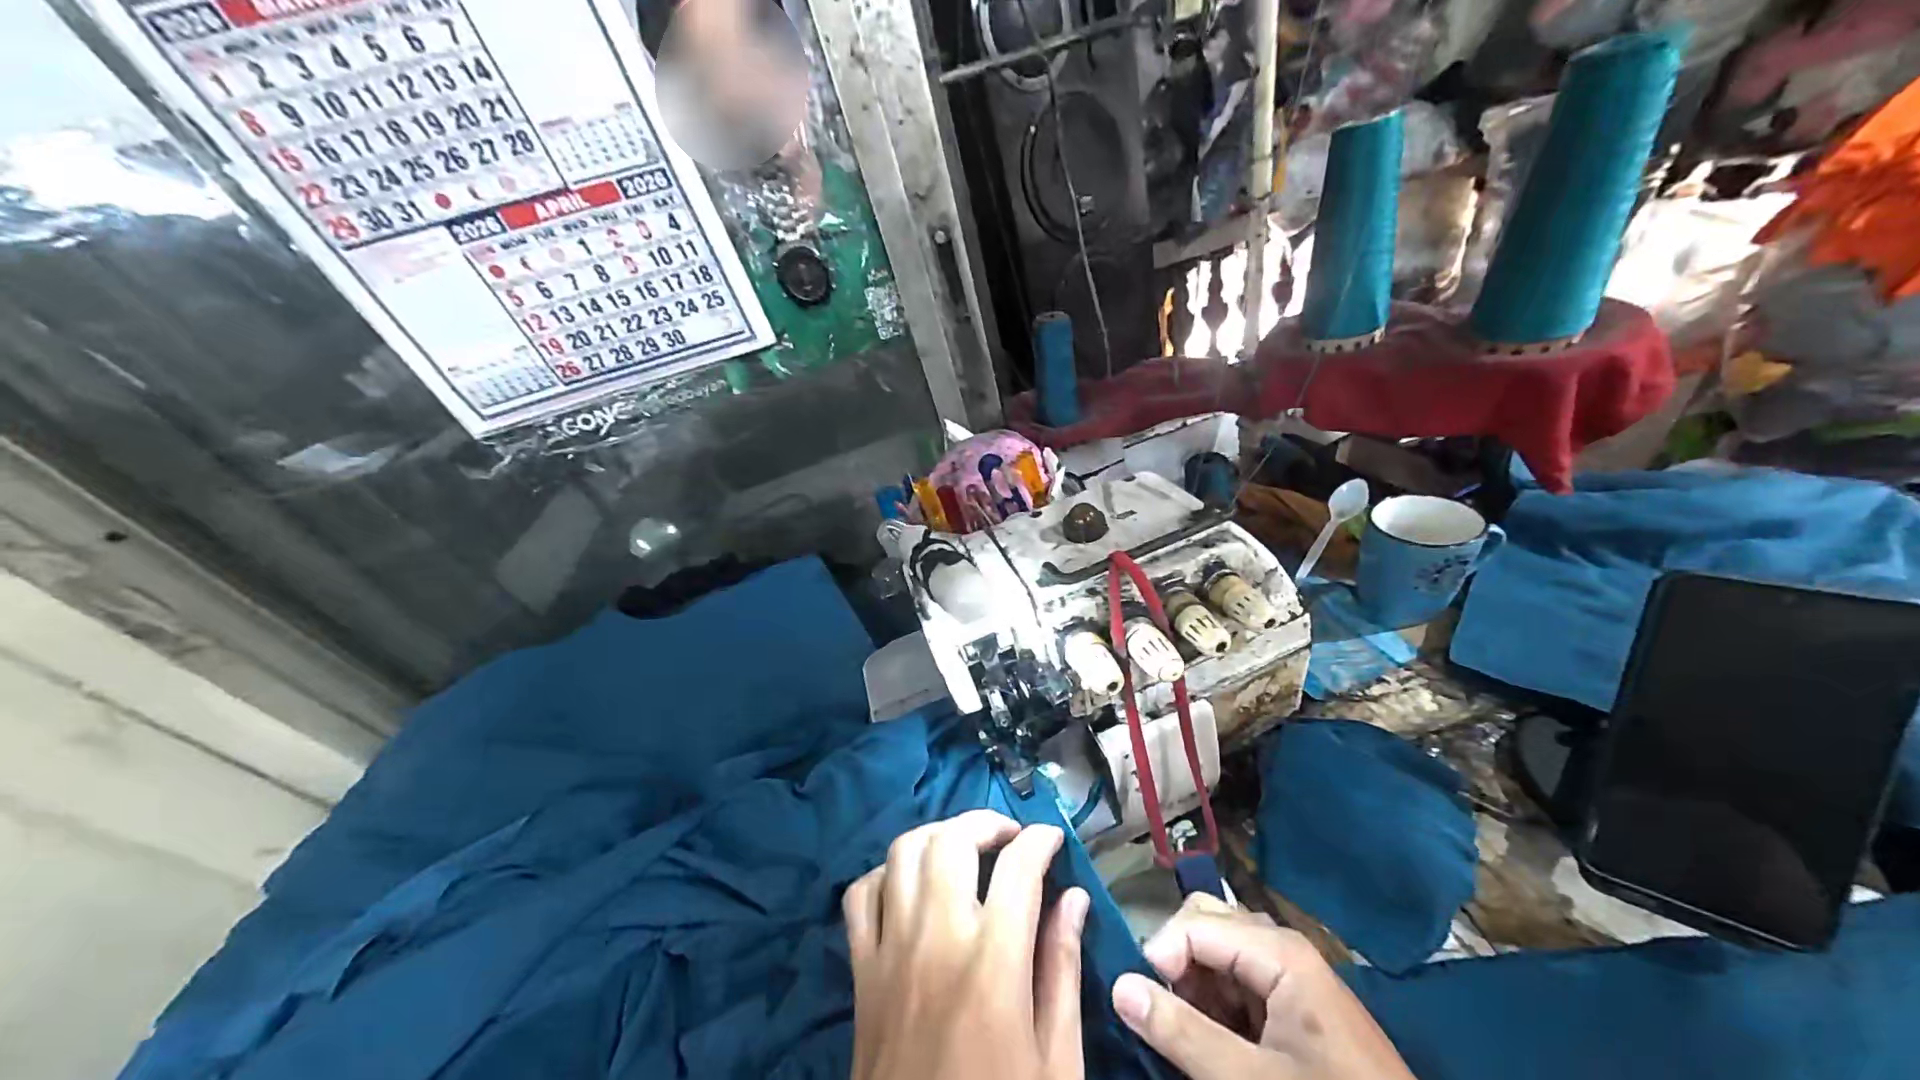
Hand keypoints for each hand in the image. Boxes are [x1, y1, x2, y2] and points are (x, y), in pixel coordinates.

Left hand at [844, 810, 1089, 1079]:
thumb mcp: (1055, 1057)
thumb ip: (1063, 967)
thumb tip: (1073, 899)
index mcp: (993, 961)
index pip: (1019, 867)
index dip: (1041, 840)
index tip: (1053, 840)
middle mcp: (936, 937)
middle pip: (952, 841)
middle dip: (986, 822)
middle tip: (1011, 839)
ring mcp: (890, 950)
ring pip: (903, 853)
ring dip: (938, 837)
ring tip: (966, 852)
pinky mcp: (860, 970)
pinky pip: (860, 895)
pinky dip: (886, 874)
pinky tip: (911, 887)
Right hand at [1110, 893, 1416, 1079]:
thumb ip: (1182, 1033)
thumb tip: (1117, 986)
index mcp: (1278, 952)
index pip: (1193, 923)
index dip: (1160, 957)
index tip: (1142, 1006)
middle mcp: (1282, 947)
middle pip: (1205, 922)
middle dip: (1176, 962)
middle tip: (1165, 1015)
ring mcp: (1288, 973)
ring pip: (1216, 950)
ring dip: (1192, 984)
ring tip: (1188, 1034)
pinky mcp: (1291, 1002)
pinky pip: (1235, 979)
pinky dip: (1213, 1002)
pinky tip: (1215, 1041)